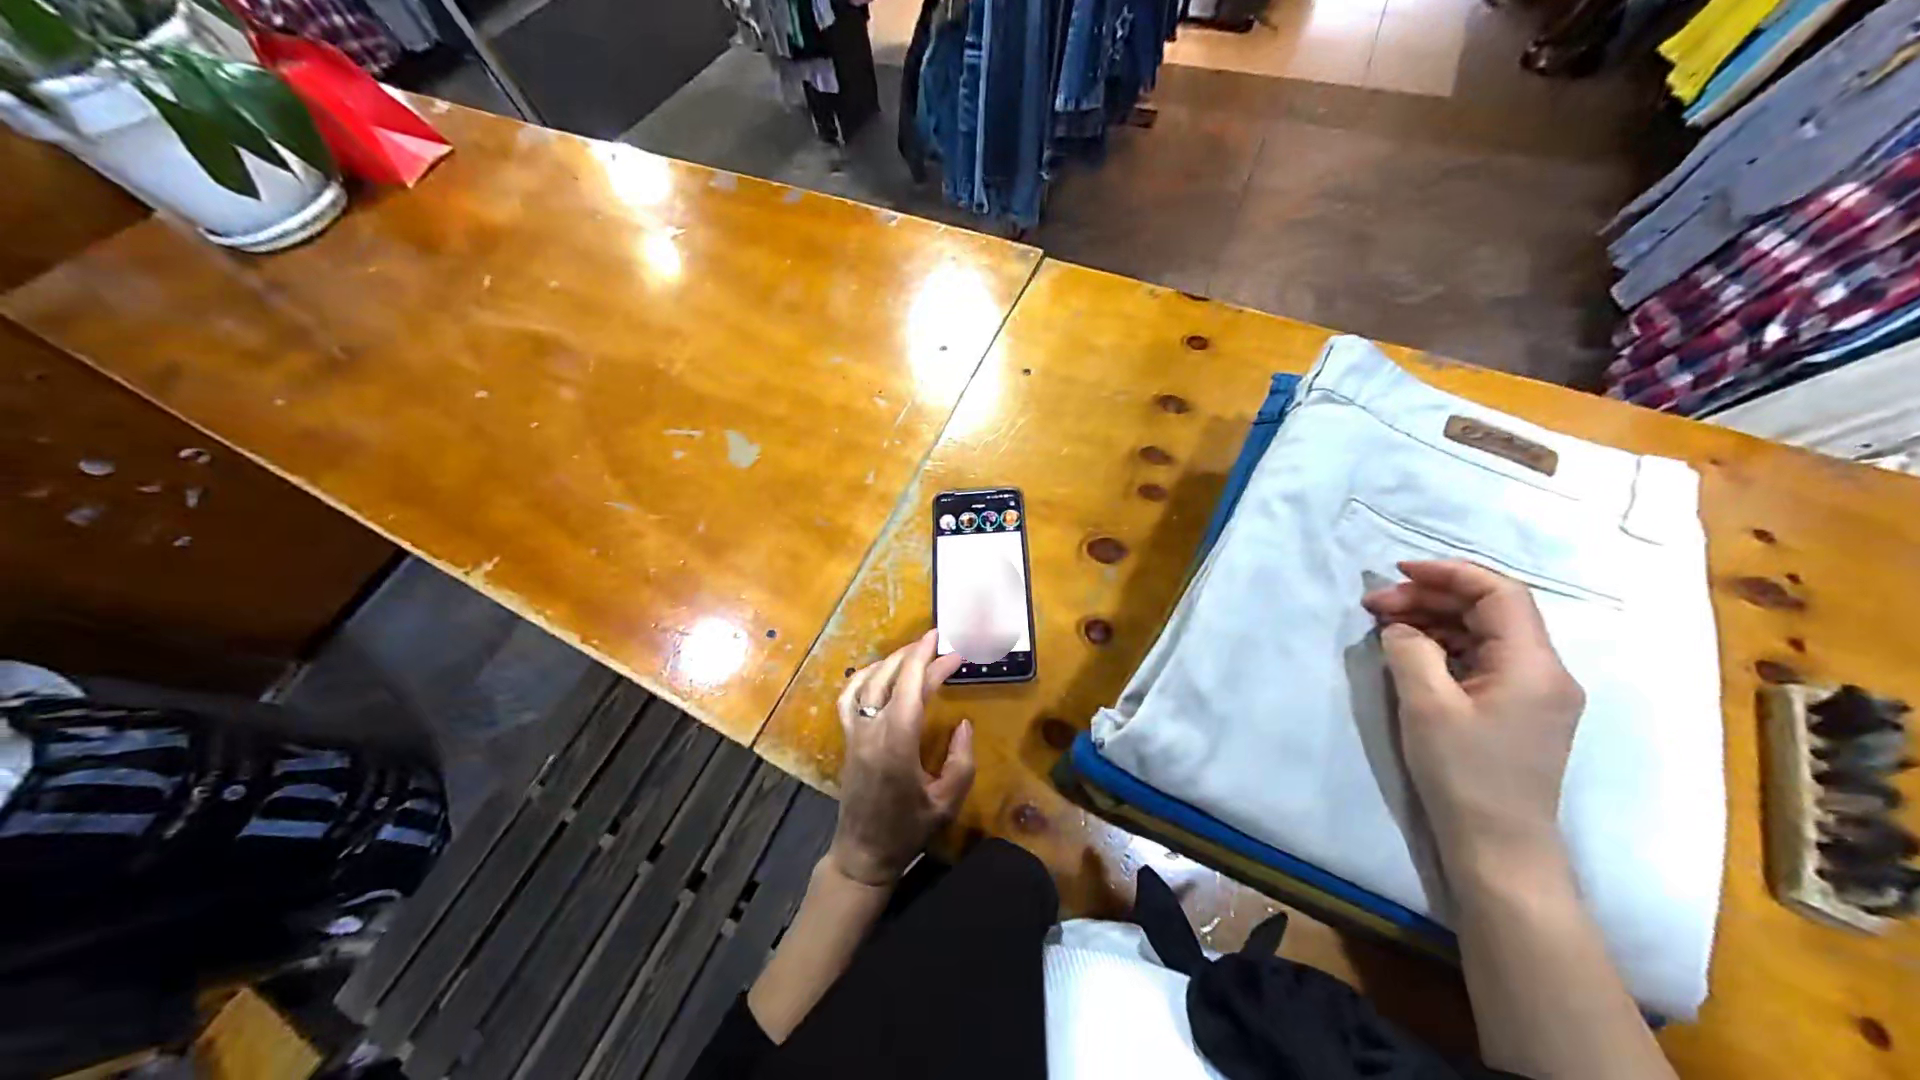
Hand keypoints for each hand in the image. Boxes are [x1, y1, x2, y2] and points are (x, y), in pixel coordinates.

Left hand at [827, 630, 973, 885]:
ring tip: (915, 651)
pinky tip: (879, 671)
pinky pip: (849, 697)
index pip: (912, 688)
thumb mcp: (947, 802)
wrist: (864, 852)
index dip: (932, 664)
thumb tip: (963, 724)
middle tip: (939, 642)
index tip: (952, 650)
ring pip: (867, 682)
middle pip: (890, 678)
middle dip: (915, 654)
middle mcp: (872, 731)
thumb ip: (961, 761)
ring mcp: (854, 733)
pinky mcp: (847, 738)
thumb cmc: (909, 829)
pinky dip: (863, 676)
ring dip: (891, 660)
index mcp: (897, 744)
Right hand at [1361, 560, 1584, 871]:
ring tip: (1384, 626)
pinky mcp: (1517, 709)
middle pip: (1489, 611)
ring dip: (1433, 622)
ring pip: (1483, 634)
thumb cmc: (1464, 773)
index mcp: (1534, 665)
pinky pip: (1481, 660)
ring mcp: (1534, 692)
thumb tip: (1401, 627)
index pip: (1498, 593)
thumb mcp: (1426, 704)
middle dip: (1430, 599)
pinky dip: (1443, 647)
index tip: (1396, 573)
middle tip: (1374, 607)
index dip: (1447, 573)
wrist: (1498, 846)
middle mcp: (1546, 671)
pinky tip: (1409, 652)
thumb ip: (1410, 649)